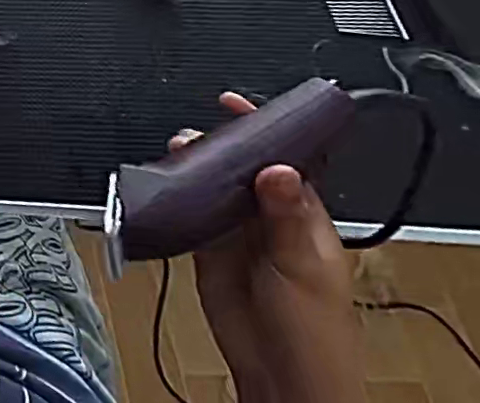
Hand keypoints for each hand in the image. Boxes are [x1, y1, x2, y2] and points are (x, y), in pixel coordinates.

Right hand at [171, 93, 363, 402]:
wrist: (279, 377)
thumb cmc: (314, 331)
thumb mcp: (304, 268)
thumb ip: (286, 216)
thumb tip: (279, 168)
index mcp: (302, 216)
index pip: (283, 161)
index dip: (263, 130)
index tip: (237, 104)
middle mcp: (268, 217)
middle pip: (240, 168)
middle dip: (218, 146)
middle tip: (194, 135)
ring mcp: (238, 232)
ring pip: (212, 185)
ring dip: (194, 167)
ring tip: (176, 153)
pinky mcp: (210, 246)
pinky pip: (191, 211)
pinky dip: (177, 196)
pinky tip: (165, 184)